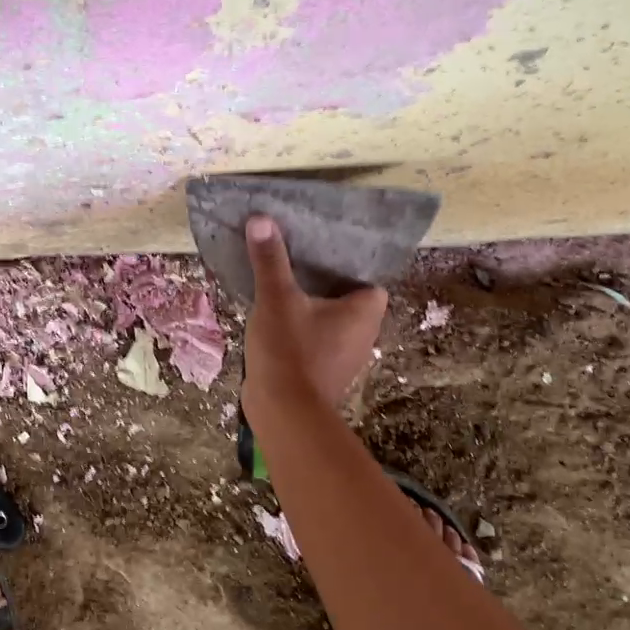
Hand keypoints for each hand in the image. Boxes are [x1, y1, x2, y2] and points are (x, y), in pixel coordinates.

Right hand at [240, 215, 389, 410]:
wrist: (283, 411)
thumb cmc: (291, 350)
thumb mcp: (276, 298)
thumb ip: (270, 259)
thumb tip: (262, 219)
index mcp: (364, 312)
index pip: (367, 278)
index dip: (347, 260)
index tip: (320, 244)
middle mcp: (362, 333)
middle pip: (347, 295)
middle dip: (322, 276)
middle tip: (294, 252)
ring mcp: (343, 353)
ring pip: (329, 315)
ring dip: (309, 300)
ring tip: (279, 275)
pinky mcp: (321, 368)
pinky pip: (314, 333)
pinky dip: (299, 320)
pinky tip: (272, 310)